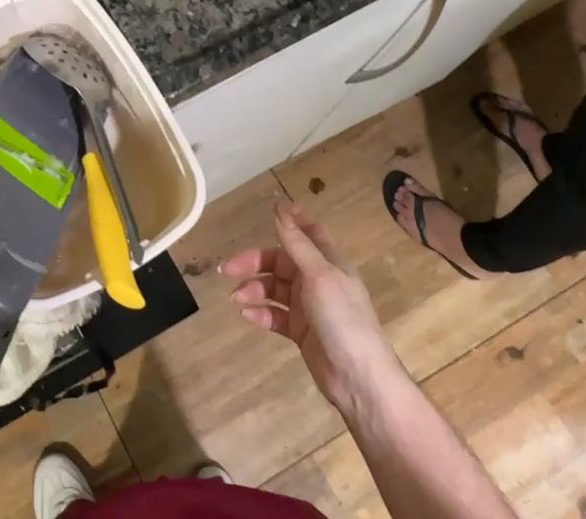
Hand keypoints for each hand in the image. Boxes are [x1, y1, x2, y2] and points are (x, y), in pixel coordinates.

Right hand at [221, 203, 395, 406]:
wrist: (357, 376)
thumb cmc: (342, 318)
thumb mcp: (319, 275)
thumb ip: (297, 244)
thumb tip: (280, 210)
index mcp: (329, 263)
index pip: (311, 233)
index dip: (293, 220)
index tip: (271, 209)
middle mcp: (318, 281)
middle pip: (281, 262)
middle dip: (255, 263)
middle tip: (228, 269)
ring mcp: (309, 307)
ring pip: (274, 289)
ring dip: (254, 290)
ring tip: (238, 300)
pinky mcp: (300, 331)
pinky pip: (275, 315)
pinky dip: (260, 313)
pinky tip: (248, 316)